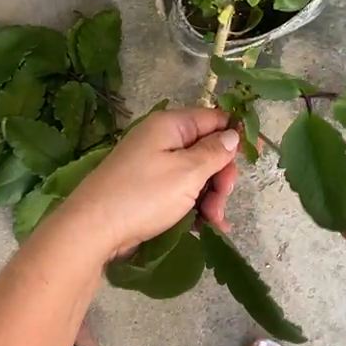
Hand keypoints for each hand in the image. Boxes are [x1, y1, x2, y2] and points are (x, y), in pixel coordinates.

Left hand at [54, 108, 240, 259]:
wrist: (94, 227)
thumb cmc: (143, 195)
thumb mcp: (186, 173)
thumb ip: (213, 153)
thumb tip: (232, 134)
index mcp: (170, 125)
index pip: (213, 118)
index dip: (234, 137)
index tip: (252, 160)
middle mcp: (161, 138)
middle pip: (206, 148)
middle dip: (221, 175)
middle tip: (222, 202)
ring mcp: (153, 162)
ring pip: (195, 172)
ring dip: (210, 195)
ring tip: (213, 222)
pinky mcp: (148, 187)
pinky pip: (180, 189)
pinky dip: (195, 205)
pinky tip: (206, 227)